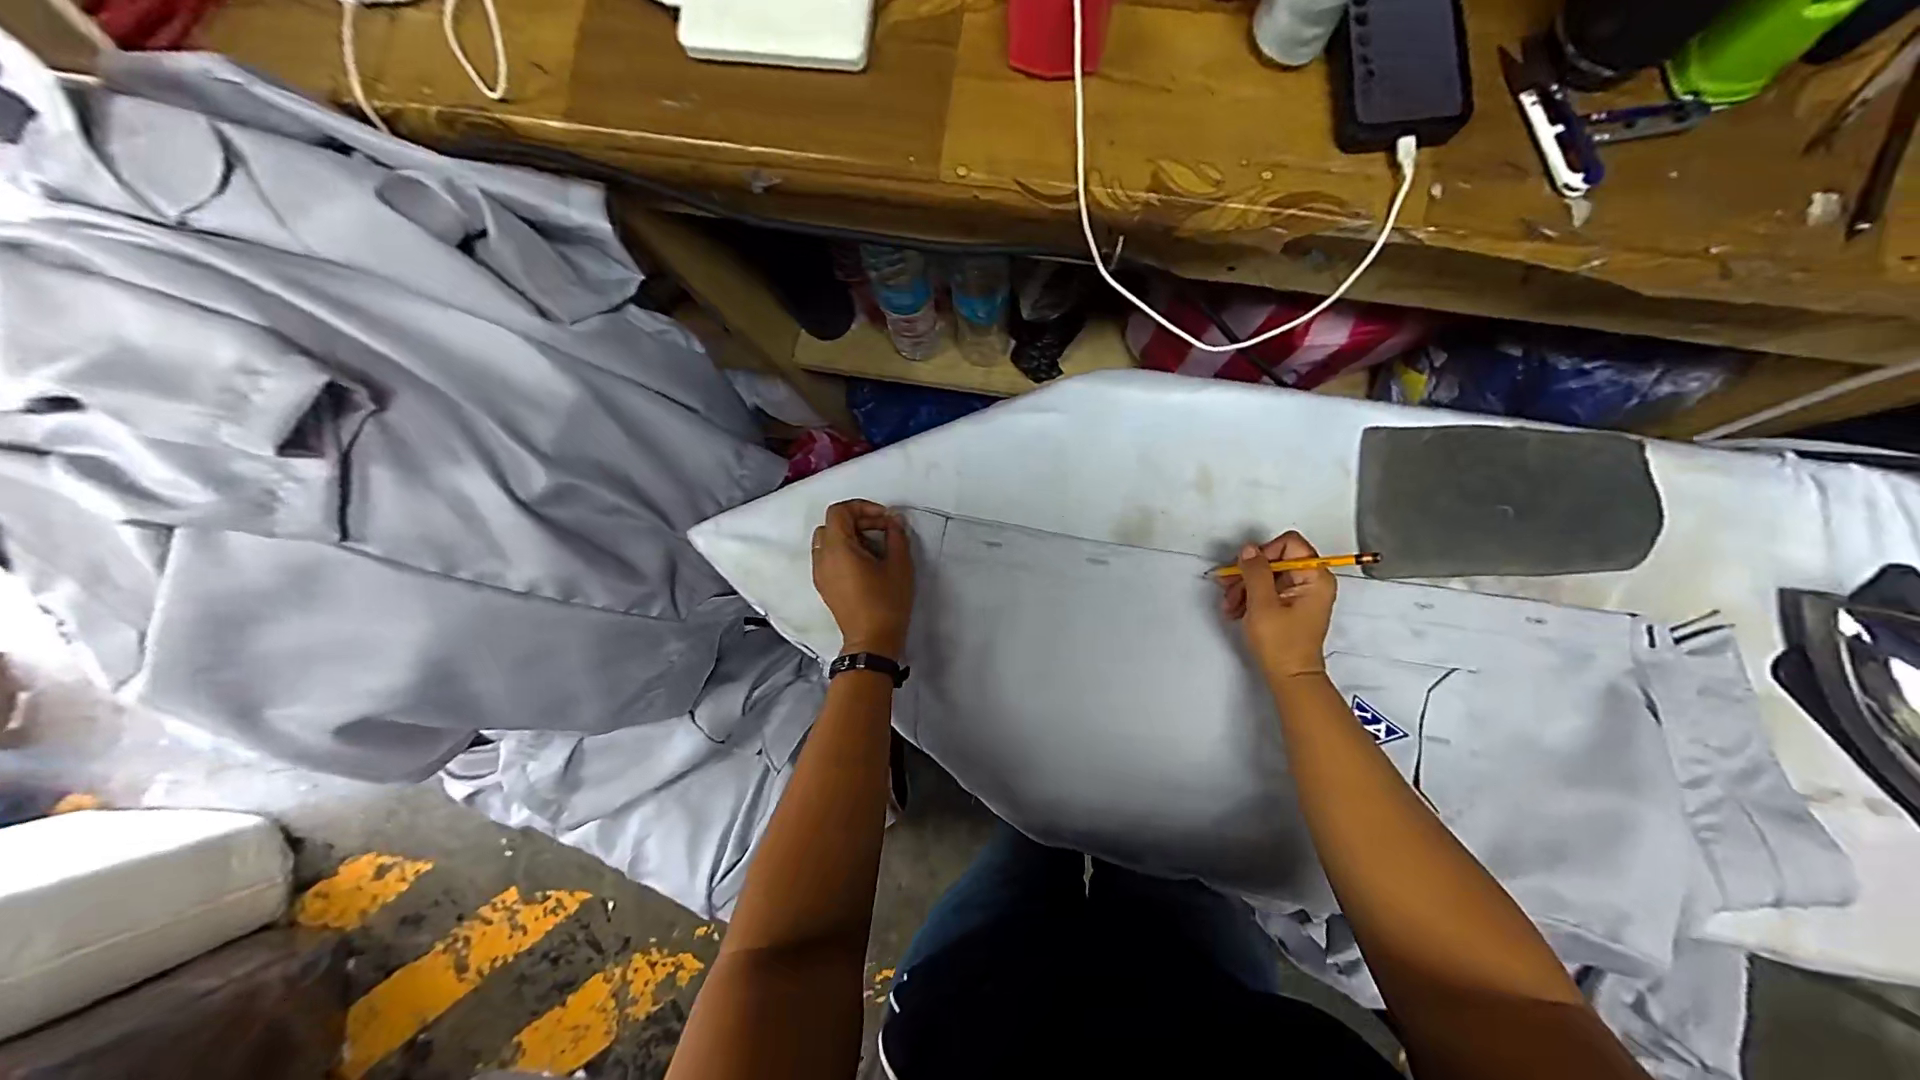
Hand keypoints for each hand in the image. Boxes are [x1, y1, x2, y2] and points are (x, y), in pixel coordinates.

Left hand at [812, 499, 913, 658]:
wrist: (871, 641)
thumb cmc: (886, 603)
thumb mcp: (900, 565)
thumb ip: (897, 536)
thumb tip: (894, 520)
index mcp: (837, 548)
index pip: (839, 511)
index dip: (863, 507)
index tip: (884, 519)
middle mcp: (822, 558)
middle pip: (832, 524)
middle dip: (858, 520)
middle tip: (883, 531)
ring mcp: (820, 573)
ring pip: (828, 540)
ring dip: (849, 535)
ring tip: (874, 547)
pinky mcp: (824, 585)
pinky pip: (828, 556)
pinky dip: (844, 550)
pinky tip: (866, 563)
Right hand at [1219, 530, 1335, 681]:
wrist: (1289, 677)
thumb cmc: (1282, 645)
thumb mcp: (1262, 604)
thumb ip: (1255, 571)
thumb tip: (1249, 549)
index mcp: (1315, 577)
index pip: (1290, 544)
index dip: (1264, 553)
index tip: (1248, 569)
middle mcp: (1312, 581)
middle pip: (1275, 559)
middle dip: (1248, 572)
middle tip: (1230, 588)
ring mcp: (1301, 593)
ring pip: (1267, 574)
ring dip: (1244, 586)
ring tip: (1230, 605)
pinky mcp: (1290, 604)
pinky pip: (1267, 589)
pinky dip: (1249, 596)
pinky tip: (1236, 610)